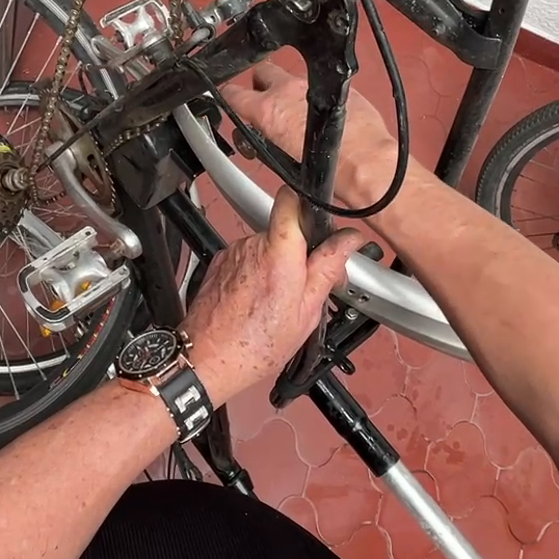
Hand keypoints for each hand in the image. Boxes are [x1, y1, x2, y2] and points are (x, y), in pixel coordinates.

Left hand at [182, 187, 363, 403]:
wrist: (210, 358)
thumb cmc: (256, 343)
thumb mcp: (307, 311)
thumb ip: (328, 268)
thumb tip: (349, 241)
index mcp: (280, 252)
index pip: (291, 199)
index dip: (307, 205)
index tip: (319, 224)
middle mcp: (253, 244)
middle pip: (283, 230)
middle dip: (299, 251)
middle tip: (305, 286)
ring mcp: (234, 252)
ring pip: (266, 247)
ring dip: (276, 265)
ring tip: (277, 301)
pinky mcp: (220, 262)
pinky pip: (247, 259)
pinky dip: (256, 274)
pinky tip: (258, 302)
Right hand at [222, 63, 402, 208]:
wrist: (362, 163)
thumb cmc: (324, 168)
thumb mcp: (277, 159)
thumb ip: (263, 137)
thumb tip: (262, 135)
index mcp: (266, 109)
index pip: (233, 93)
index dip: (228, 96)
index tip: (229, 99)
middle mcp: (287, 90)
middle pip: (262, 72)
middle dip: (260, 84)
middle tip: (263, 100)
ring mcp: (313, 85)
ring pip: (292, 78)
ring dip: (290, 92)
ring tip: (296, 113)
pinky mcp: (338, 88)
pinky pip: (320, 86)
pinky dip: (316, 97)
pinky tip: (322, 117)